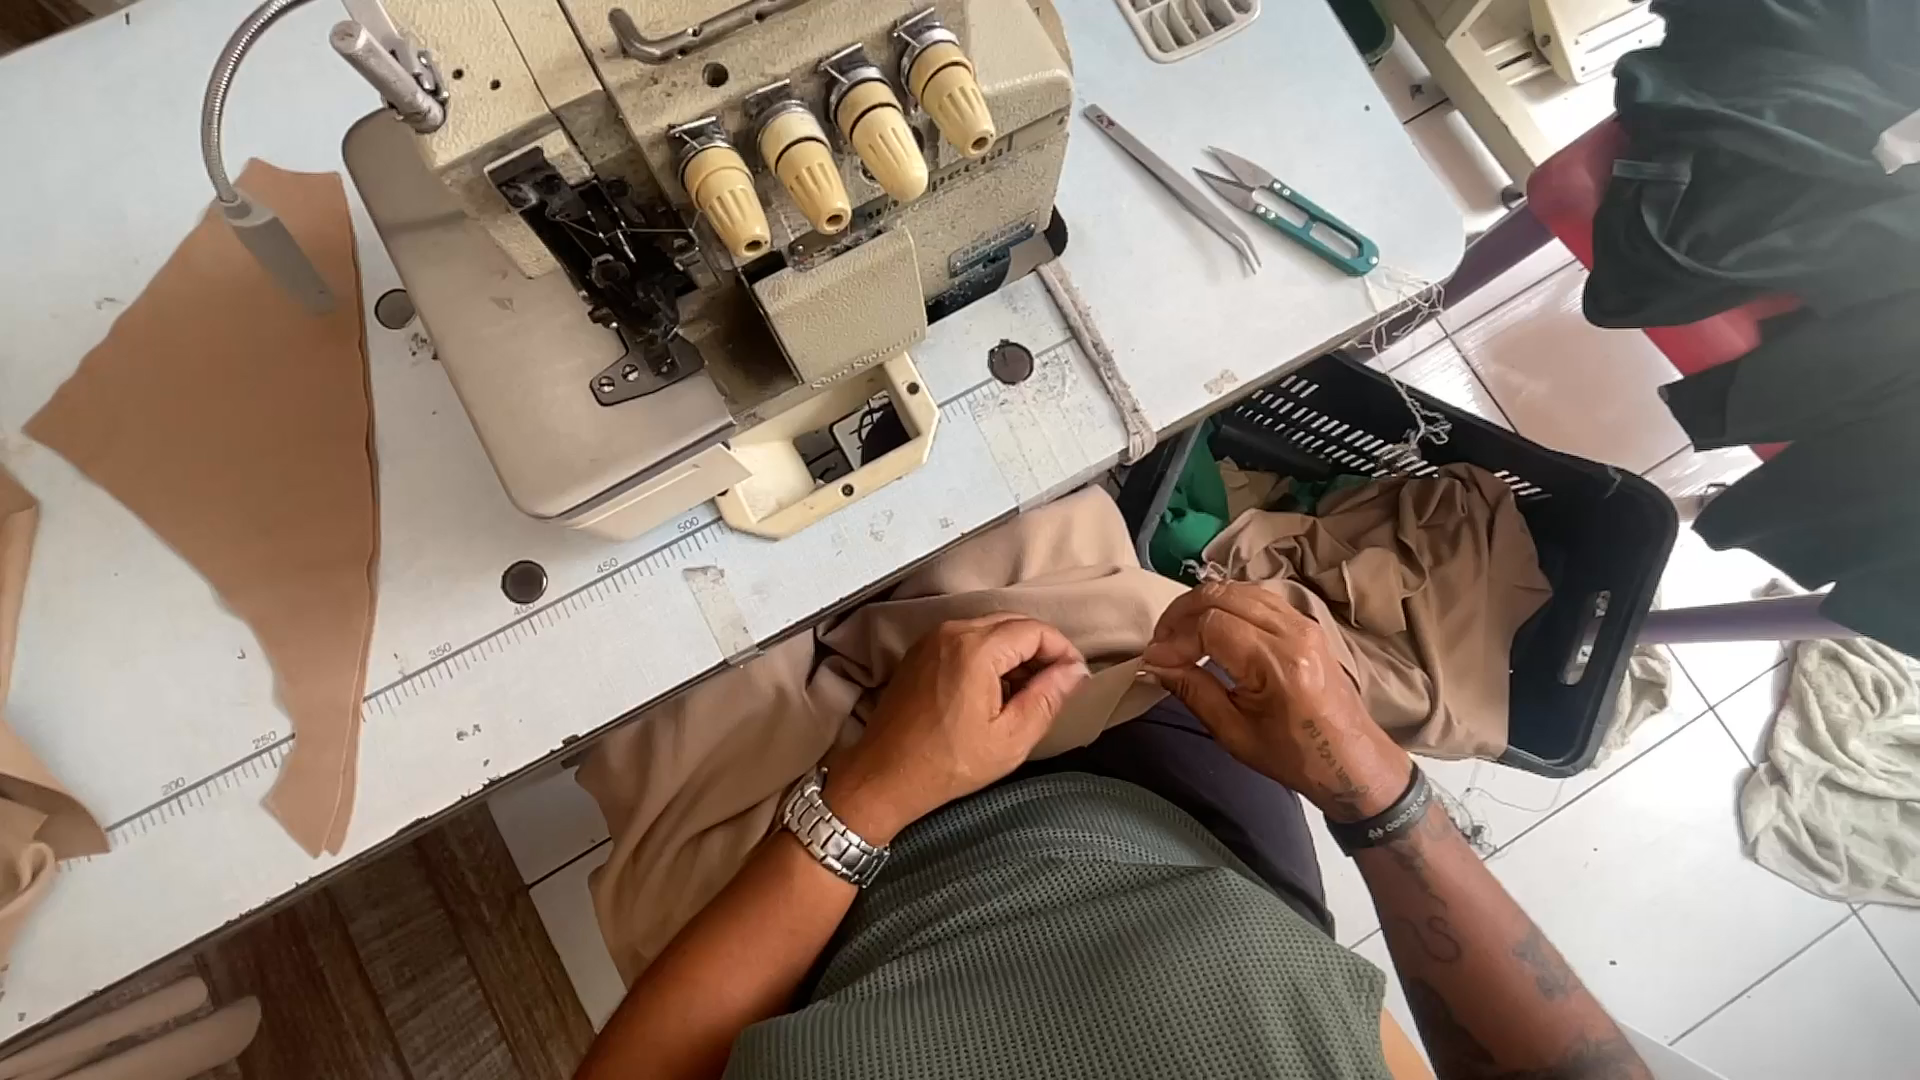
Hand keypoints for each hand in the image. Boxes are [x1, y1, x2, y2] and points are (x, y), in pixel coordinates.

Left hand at [827, 614, 1089, 842]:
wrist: (883, 776)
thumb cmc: (945, 764)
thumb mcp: (1010, 739)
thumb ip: (1047, 698)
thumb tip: (1074, 672)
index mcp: (975, 649)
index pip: (1035, 630)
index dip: (1063, 651)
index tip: (1074, 677)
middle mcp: (951, 632)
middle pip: (1013, 623)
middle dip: (1041, 649)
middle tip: (1057, 684)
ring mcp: (932, 639)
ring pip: (990, 628)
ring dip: (1015, 653)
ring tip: (1028, 692)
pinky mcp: (921, 651)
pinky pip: (967, 638)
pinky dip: (989, 655)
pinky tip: (995, 690)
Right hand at [1142, 583, 1410, 821]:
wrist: (1353, 760)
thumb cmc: (1293, 755)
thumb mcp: (1233, 733)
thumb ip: (1192, 691)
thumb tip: (1154, 665)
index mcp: (1277, 664)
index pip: (1209, 626)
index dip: (1174, 639)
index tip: (1154, 660)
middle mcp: (1292, 632)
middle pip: (1220, 595)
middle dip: (1180, 613)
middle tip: (1161, 641)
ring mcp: (1302, 622)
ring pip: (1236, 589)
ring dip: (1199, 604)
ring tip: (1179, 633)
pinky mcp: (1304, 622)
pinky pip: (1255, 596)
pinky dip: (1223, 603)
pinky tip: (1208, 625)